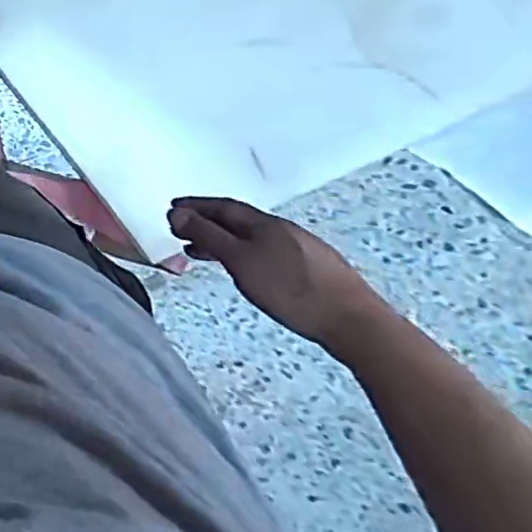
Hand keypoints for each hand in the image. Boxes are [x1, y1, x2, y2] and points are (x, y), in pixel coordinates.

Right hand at [168, 197, 394, 354]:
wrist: (357, 326)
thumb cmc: (295, 291)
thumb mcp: (238, 260)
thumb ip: (205, 235)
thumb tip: (179, 213)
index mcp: (266, 223)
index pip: (221, 206)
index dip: (194, 206)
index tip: (174, 208)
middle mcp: (286, 231)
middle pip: (238, 220)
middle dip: (207, 222)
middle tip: (184, 228)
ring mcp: (304, 251)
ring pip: (254, 237)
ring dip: (225, 240)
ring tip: (206, 252)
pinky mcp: (316, 272)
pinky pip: (270, 252)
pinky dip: (247, 254)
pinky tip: (247, 269)